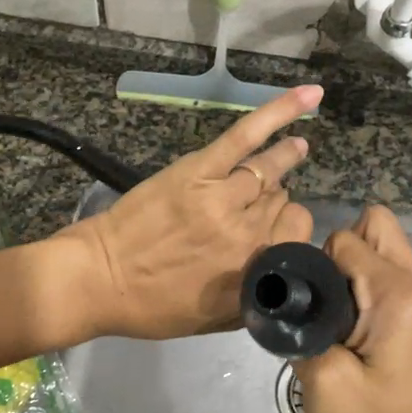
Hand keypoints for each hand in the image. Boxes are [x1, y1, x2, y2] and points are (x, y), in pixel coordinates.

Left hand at [59, 85, 321, 339]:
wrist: (102, 279)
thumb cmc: (156, 307)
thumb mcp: (219, 317)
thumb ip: (260, 291)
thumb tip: (288, 266)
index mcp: (256, 271)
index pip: (297, 232)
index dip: (288, 229)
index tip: (273, 230)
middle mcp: (249, 235)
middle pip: (281, 201)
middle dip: (272, 202)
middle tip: (251, 207)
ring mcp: (224, 199)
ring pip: (268, 171)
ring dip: (283, 158)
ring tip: (297, 148)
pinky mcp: (199, 171)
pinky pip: (246, 137)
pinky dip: (279, 112)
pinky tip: (309, 95)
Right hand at [294, 206, 411, 412]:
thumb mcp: (321, 379)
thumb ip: (301, 323)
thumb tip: (287, 293)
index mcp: (400, 296)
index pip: (347, 240)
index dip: (319, 265)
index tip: (312, 306)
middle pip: (377, 225)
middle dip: (343, 251)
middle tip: (327, 301)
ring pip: (388, 247)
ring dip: (358, 268)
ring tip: (340, 317)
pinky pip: (398, 275)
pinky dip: (373, 286)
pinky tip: (359, 329)